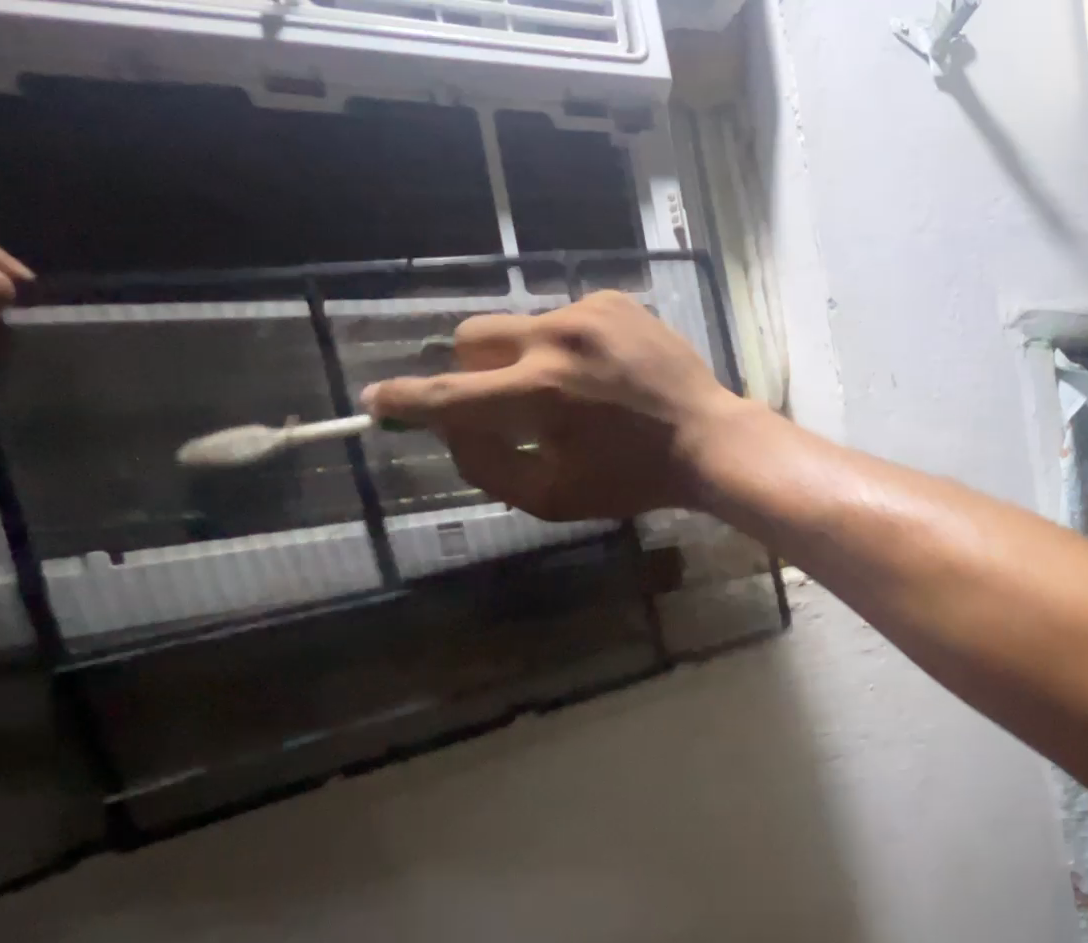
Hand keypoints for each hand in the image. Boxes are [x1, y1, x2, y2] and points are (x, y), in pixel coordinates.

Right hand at [361, 291, 748, 520]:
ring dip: (526, 359)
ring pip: (519, 326)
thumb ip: (487, 466)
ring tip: (576, 392)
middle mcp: (556, 341)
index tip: (378, 402)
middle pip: (470, 338)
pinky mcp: (615, 300)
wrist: (709, 441)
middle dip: (474, 372)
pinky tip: (604, 373)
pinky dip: (567, 346)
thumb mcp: (553, 497)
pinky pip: (563, 317)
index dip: (405, 402)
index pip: (447, 396)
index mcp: (538, 396)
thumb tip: (446, 428)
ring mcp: (588, 313)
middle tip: (506, 402)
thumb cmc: (633, 480)